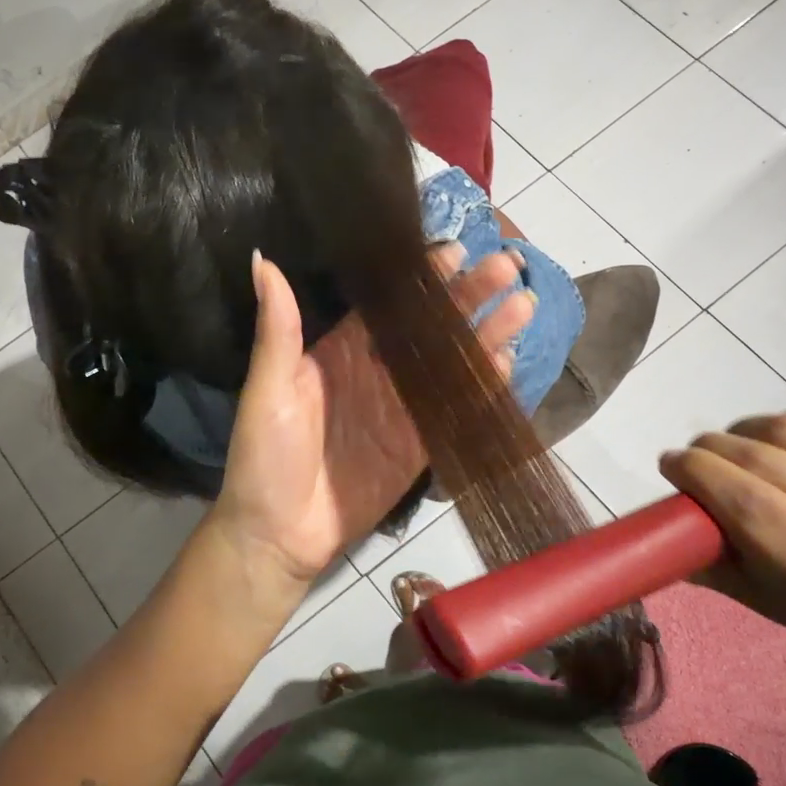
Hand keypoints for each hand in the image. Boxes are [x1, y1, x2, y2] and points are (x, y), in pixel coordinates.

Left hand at [210, 245, 530, 584]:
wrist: (278, 535)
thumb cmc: (264, 457)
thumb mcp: (268, 389)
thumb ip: (277, 329)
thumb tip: (263, 261)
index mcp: (337, 352)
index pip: (386, 304)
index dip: (420, 277)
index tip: (454, 250)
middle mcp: (374, 373)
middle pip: (427, 327)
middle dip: (467, 296)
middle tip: (507, 266)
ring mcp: (399, 410)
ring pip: (449, 363)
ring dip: (485, 334)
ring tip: (523, 305)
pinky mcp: (417, 447)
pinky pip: (454, 410)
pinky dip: (481, 387)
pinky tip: (507, 361)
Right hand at [657, 408, 785, 650]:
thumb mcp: (754, 596)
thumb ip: (705, 557)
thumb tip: (658, 518)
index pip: (753, 507)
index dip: (703, 474)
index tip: (671, 463)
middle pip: (772, 464)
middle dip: (717, 447)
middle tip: (694, 451)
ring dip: (750, 429)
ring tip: (734, 443)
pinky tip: (777, 439)